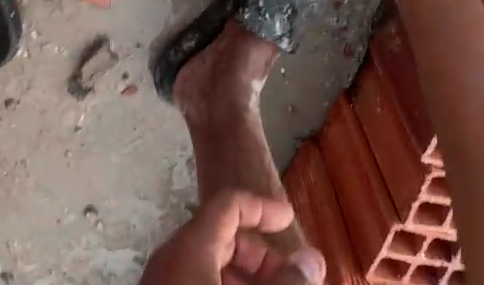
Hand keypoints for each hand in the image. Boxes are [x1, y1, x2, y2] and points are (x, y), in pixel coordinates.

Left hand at [140, 191, 325, 284]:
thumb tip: (312, 259)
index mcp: (190, 249)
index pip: (228, 206)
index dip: (261, 208)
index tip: (291, 220)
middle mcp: (172, 261)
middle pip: (221, 238)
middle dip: (260, 256)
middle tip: (291, 281)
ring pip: (209, 268)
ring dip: (245, 280)